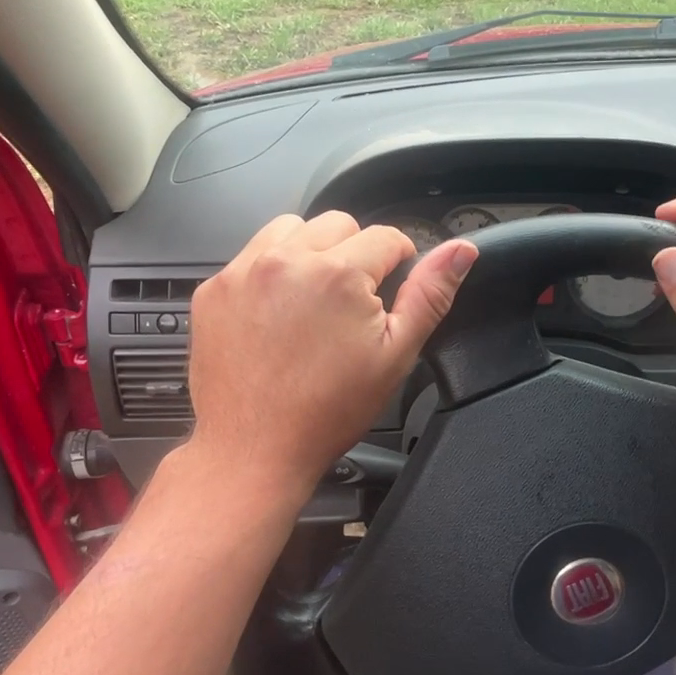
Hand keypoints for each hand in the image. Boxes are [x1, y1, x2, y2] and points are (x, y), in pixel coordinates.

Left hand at [185, 212, 476, 504]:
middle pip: (339, 224)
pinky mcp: (214, 289)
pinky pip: (252, 255)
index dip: (399, 262)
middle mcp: (287, 261)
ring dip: (310, 252)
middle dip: (354, 254)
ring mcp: (244, 272)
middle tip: (352, 304)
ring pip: (292, 229)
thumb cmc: (324, 412)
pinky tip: (280, 313)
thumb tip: (460, 252)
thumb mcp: (396, 354)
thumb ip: (430, 294)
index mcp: (338, 274)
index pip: (385, 236)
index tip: (390, 288)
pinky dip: (271, 272)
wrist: (253, 450)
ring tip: (315, 301)